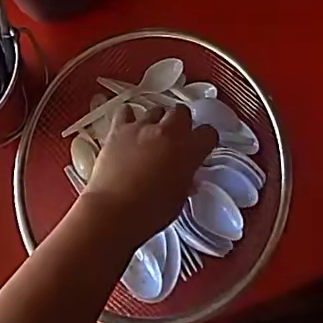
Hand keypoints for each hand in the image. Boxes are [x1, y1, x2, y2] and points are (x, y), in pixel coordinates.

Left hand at [79, 105, 217, 249]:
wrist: (114, 212)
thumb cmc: (149, 213)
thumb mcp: (178, 200)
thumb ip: (185, 182)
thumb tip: (187, 180)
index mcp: (190, 150)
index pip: (208, 133)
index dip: (205, 139)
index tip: (201, 145)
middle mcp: (170, 132)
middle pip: (181, 112)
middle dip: (180, 122)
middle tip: (175, 137)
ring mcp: (144, 127)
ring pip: (157, 109)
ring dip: (157, 120)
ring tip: (151, 135)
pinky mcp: (120, 129)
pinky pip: (126, 112)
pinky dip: (128, 117)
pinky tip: (128, 126)